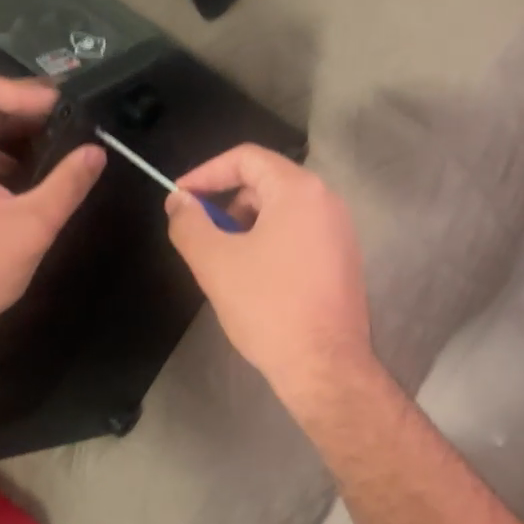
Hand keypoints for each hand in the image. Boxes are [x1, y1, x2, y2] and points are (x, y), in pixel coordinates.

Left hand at [0, 70, 104, 347]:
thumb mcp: (34, 224)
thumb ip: (68, 183)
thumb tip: (97, 152)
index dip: (22, 91)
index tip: (62, 111)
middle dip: (26, 110)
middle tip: (70, 127)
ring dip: (19, 134)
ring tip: (61, 150)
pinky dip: (8, 157)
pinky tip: (38, 178)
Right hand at [165, 145, 372, 399]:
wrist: (324, 365)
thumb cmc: (268, 307)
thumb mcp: (215, 262)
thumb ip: (190, 223)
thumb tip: (179, 201)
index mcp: (299, 191)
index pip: (246, 158)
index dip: (206, 173)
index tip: (179, 198)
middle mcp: (327, 202)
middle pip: (266, 183)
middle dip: (227, 204)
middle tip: (202, 237)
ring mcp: (341, 233)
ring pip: (282, 213)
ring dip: (247, 227)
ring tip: (225, 264)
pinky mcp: (343, 261)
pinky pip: (299, 237)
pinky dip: (271, 245)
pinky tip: (255, 281)